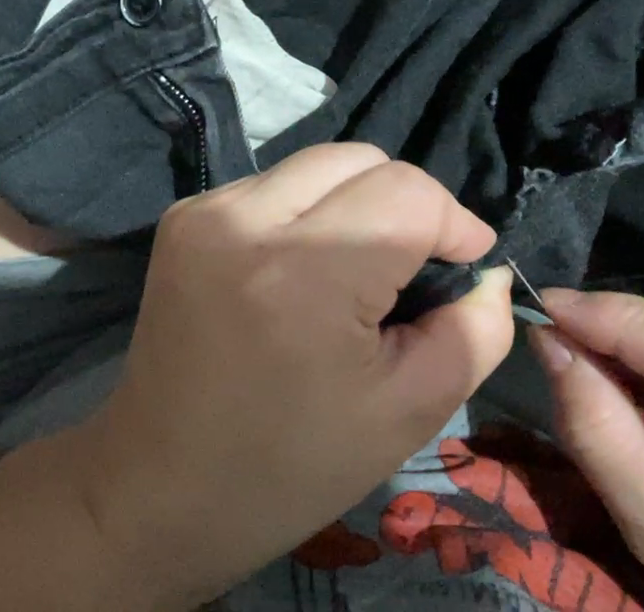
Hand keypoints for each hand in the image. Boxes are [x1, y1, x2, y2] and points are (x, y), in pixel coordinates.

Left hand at [73, 143, 517, 607]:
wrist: (160, 484)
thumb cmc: (289, 466)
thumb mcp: (408, 413)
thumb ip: (473, 332)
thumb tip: (483, 274)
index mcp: (306, 272)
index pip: (409, 193)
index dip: (454, 224)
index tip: (463, 268)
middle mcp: (247, 220)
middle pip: (362, 160)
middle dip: (406, 204)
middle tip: (412, 270)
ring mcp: (205, 211)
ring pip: (317, 164)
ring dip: (355, 202)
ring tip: (356, 270)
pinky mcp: (182, 216)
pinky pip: (272, 185)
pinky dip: (306, 211)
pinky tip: (300, 269)